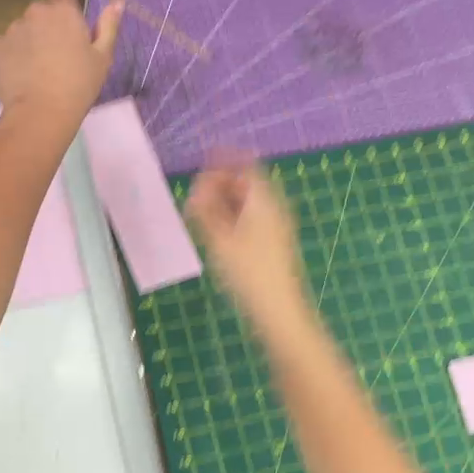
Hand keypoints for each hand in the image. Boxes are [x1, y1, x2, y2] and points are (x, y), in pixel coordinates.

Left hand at [0, 0, 123, 125]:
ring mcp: (14, 30)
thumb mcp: (102, 58)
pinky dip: (17, 55)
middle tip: (58, 56)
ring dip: (32, 41)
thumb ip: (108, 26)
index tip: (73, 34)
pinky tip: (25, 76)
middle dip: (48, 26)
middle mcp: (35, 12)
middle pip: (42, 12)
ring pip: (25, 29)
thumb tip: (118, 0)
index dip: (68, 13)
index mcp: (63, 11)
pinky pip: (10, 46)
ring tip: (39, 69)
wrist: (41, 113)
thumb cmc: (78, 85)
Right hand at [186, 154, 310, 329]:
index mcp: (264, 201)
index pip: (246, 166)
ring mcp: (275, 228)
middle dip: (221, 184)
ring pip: (248, 204)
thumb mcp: (219, 241)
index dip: (223, 162)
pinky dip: (232, 219)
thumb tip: (195, 192)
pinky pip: (251, 220)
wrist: (278, 310)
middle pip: (247, 184)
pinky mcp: (272, 245)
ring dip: (224, 203)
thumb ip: (205, 212)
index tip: (201, 166)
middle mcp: (273, 209)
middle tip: (195, 195)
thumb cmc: (248, 274)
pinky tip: (216, 233)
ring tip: (200, 213)